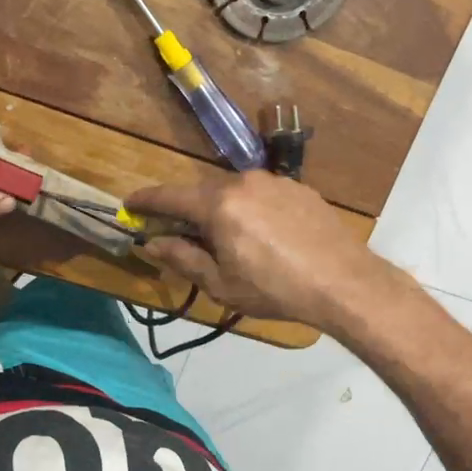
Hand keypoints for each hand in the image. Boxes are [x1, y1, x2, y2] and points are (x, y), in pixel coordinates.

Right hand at [126, 172, 405, 327]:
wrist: (343, 282)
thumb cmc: (274, 289)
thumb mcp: (220, 283)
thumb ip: (181, 258)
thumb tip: (150, 244)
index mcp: (218, 205)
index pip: (169, 197)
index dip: (145, 202)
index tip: (128, 205)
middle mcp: (243, 183)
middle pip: (201, 192)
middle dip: (183, 211)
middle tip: (175, 234)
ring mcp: (274, 182)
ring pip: (232, 192)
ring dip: (218, 211)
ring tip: (221, 241)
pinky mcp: (298, 188)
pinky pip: (259, 195)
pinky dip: (247, 210)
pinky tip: (258, 237)